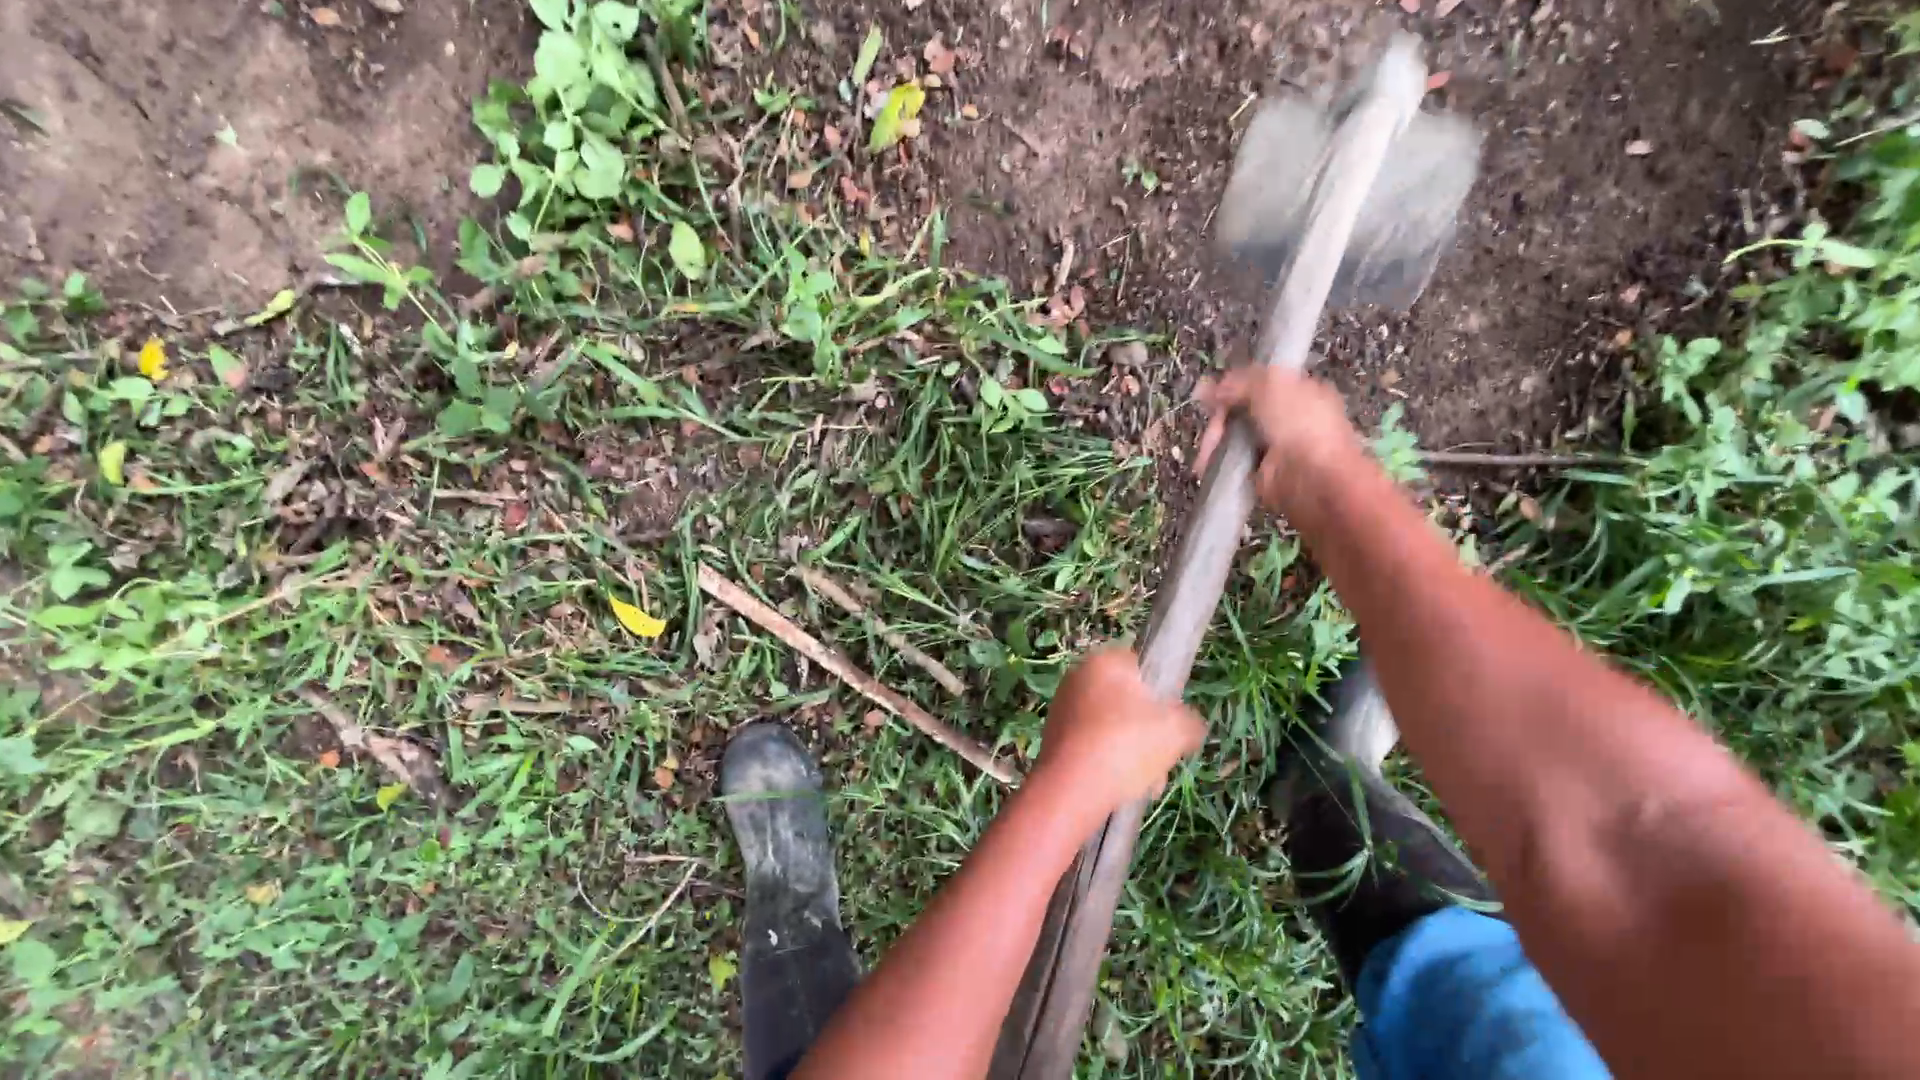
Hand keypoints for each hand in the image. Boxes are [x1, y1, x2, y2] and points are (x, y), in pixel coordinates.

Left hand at [1036, 648, 1205, 814]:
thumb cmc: (1125, 745)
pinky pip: (1094, 744)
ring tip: (1146, 782)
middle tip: (1161, 757)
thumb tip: (1189, 725)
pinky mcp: (1054, 736)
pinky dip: (1109, 762)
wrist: (1070, 789)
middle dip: (1150, 732)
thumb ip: (1190, 721)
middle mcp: (1079, 676)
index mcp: (1105, 661)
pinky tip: (1122, 788)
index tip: (1171, 720)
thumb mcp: (1177, 730)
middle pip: (1130, 701)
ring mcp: (1063, 707)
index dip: (1163, 694)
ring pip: (1114, 727)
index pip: (1143, 666)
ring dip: (1134, 752)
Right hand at [1194, 368, 1364, 510]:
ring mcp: (1273, 447)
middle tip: (1213, 422)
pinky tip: (1206, 463)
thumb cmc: (1300, 423)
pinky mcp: (1259, 472)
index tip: (1212, 390)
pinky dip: (1215, 462)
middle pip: (1241, 410)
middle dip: (1222, 416)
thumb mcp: (1271, 385)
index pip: (1261, 382)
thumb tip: (1206, 387)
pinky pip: (1230, 461)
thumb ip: (1239, 382)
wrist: (1312, 477)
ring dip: (1215, 441)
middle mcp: (1287, 418)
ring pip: (1232, 437)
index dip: (1235, 385)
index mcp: (1300, 391)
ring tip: (1207, 450)